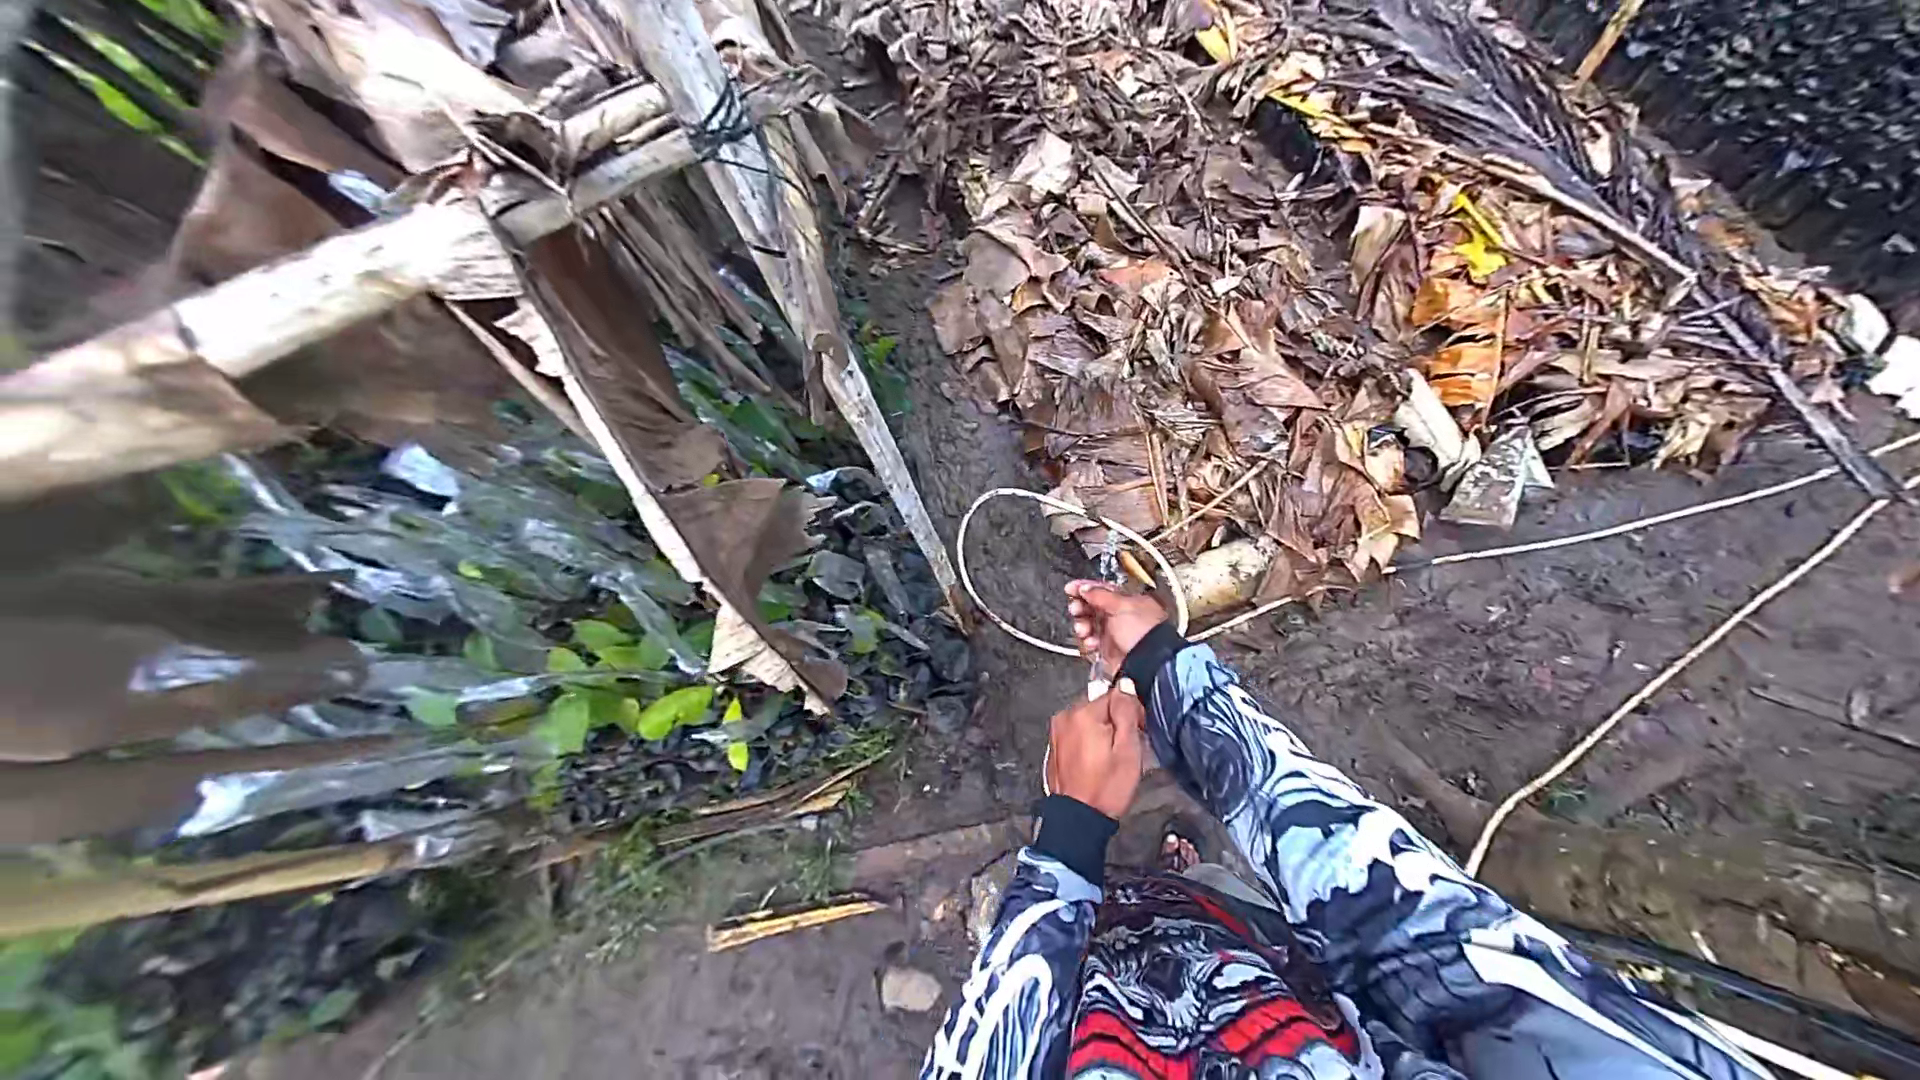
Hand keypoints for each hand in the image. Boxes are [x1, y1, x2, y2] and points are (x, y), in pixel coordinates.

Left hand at [1046, 689, 1145, 818]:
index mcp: (1083, 713)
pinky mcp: (1054, 744)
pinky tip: (1095, 762)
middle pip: (1100, 706)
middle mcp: (1065, 716)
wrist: (1079, 818)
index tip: (1137, 731)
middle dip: (1114, 722)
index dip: (1130, 712)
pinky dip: (1088, 742)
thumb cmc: (1106, 787)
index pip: (1114, 695)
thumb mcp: (1128, 749)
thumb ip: (1126, 712)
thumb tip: (1125, 685)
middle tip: (1124, 748)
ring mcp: (1057, 730)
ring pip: (1089, 720)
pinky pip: (1077, 733)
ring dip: (1101, 732)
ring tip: (1109, 758)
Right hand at [1065, 580, 1167, 672]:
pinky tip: (1091, 642)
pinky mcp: (1108, 649)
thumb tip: (1084, 588)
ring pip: (1089, 624)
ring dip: (1082, 625)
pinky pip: (1090, 642)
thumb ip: (1100, 595)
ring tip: (1083, 629)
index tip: (1070, 589)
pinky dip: (1087, 641)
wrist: (1148, 663)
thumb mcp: (1121, 606)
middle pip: (1092, 607)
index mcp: (1127, 601)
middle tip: (1075, 609)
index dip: (1085, 589)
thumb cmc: (1144, 632)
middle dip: (1080, 607)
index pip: (1102, 590)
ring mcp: (1114, 633)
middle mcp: (1120, 616)